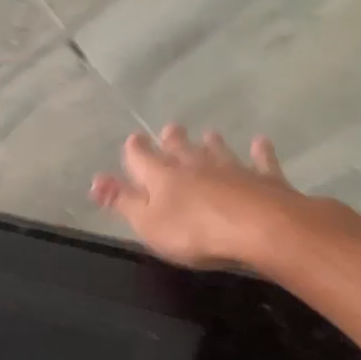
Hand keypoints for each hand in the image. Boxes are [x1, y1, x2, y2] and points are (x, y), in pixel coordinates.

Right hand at [90, 126, 303, 270]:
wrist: (260, 228)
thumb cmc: (194, 232)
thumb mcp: (147, 223)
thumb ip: (122, 201)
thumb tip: (96, 180)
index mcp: (162, 176)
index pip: (141, 157)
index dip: (134, 150)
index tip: (132, 140)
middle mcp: (195, 165)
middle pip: (180, 148)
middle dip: (172, 139)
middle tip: (170, 128)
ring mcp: (232, 168)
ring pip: (217, 150)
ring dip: (211, 142)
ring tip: (208, 134)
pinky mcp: (264, 178)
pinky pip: (260, 160)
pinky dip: (259, 151)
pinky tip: (260, 142)